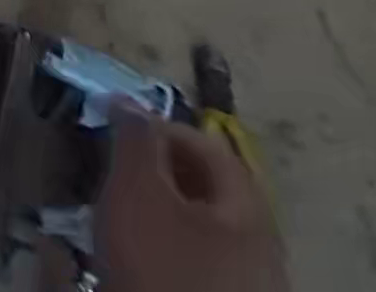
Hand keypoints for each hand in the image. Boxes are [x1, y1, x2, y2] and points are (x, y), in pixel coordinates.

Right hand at [96, 107, 287, 291]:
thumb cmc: (159, 265)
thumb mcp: (137, 190)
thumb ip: (135, 140)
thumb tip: (131, 101)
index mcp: (249, 211)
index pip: (208, 146)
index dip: (159, 126)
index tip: (114, 125)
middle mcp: (262, 246)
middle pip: (208, 184)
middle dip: (157, 163)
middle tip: (113, 160)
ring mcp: (250, 283)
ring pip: (201, 220)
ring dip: (158, 200)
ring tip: (117, 201)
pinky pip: (197, 253)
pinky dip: (163, 236)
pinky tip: (136, 246)